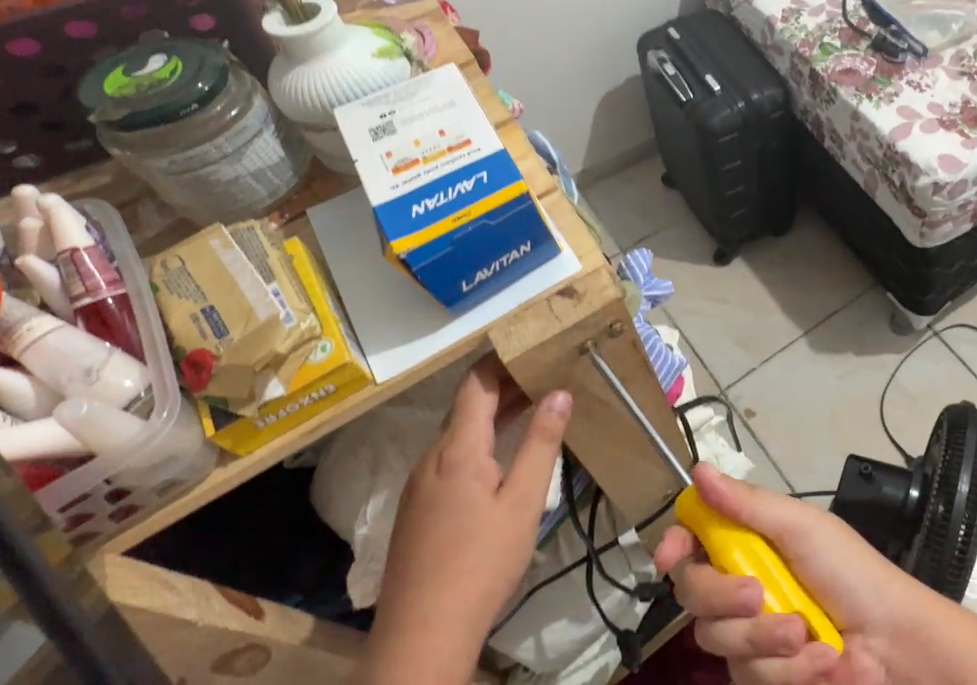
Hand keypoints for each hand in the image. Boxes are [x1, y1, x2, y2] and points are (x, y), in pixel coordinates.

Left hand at [362, 355, 571, 683]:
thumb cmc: (481, 563)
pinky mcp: (418, 509)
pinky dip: (480, 441)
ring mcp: (419, 485)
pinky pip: (450, 458)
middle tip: (549, 370)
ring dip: (494, 414)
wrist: (421, 634)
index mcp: (457, 449)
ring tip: (536, 405)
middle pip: (466, 406)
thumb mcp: (524, 501)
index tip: (535, 342)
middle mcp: (431, 458)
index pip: (476, 383)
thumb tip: (559, 391)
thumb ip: (541, 443)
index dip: (502, 358)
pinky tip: (505, 456)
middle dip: (506, 384)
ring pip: (458, 433)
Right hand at [654, 464, 925, 684]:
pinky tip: (821, 660)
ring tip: (806, 633)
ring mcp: (750, 633)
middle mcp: (742, 585)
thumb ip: (749, 504)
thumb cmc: (851, 571)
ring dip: (766, 638)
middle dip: (724, 596)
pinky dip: (789, 671)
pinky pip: (748, 677)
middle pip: (693, 593)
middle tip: (758, 594)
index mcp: (751, 542)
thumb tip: (700, 468)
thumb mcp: (803, 527)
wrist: (891, 641)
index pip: (693, 541)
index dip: (675, 546)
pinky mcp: (764, 674)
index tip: (673, 555)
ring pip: (718, 640)